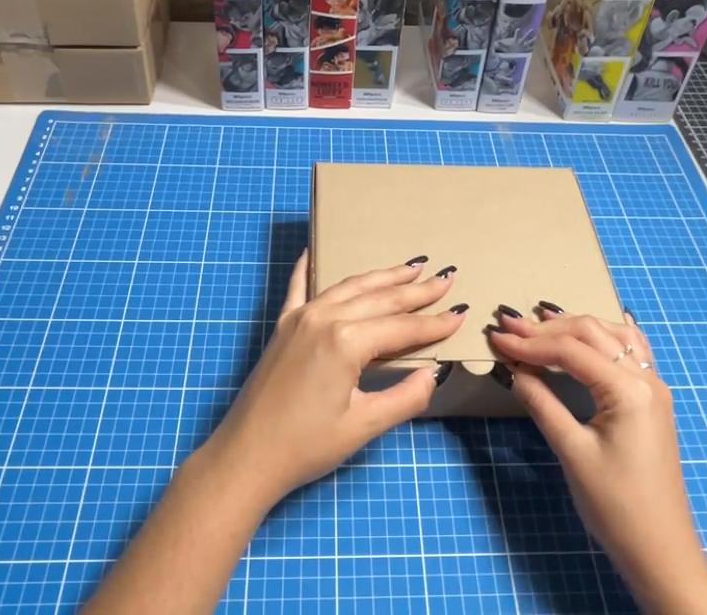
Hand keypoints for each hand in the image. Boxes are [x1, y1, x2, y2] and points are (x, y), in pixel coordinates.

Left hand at [204, 253, 465, 505]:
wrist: (245, 456)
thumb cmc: (305, 446)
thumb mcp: (363, 426)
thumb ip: (405, 397)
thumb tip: (433, 374)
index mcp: (347, 341)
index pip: (402, 328)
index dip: (434, 324)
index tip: (461, 314)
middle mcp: (325, 317)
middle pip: (381, 299)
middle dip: (416, 290)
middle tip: (446, 277)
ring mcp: (300, 316)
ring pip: (350, 287)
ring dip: (382, 277)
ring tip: (410, 267)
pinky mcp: (282, 324)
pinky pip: (300, 285)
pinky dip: (310, 266)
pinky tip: (314, 250)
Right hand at [491, 308, 706, 614]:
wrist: (661, 551)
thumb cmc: (615, 505)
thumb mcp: (571, 451)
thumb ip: (541, 402)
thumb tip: (512, 368)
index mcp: (629, 389)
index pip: (571, 350)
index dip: (530, 342)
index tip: (496, 337)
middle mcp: (647, 378)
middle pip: (592, 333)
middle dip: (547, 328)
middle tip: (509, 326)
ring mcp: (655, 387)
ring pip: (612, 335)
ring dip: (574, 328)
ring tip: (539, 326)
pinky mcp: (653, 400)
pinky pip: (631, 350)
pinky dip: (604, 336)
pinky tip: (591, 332)